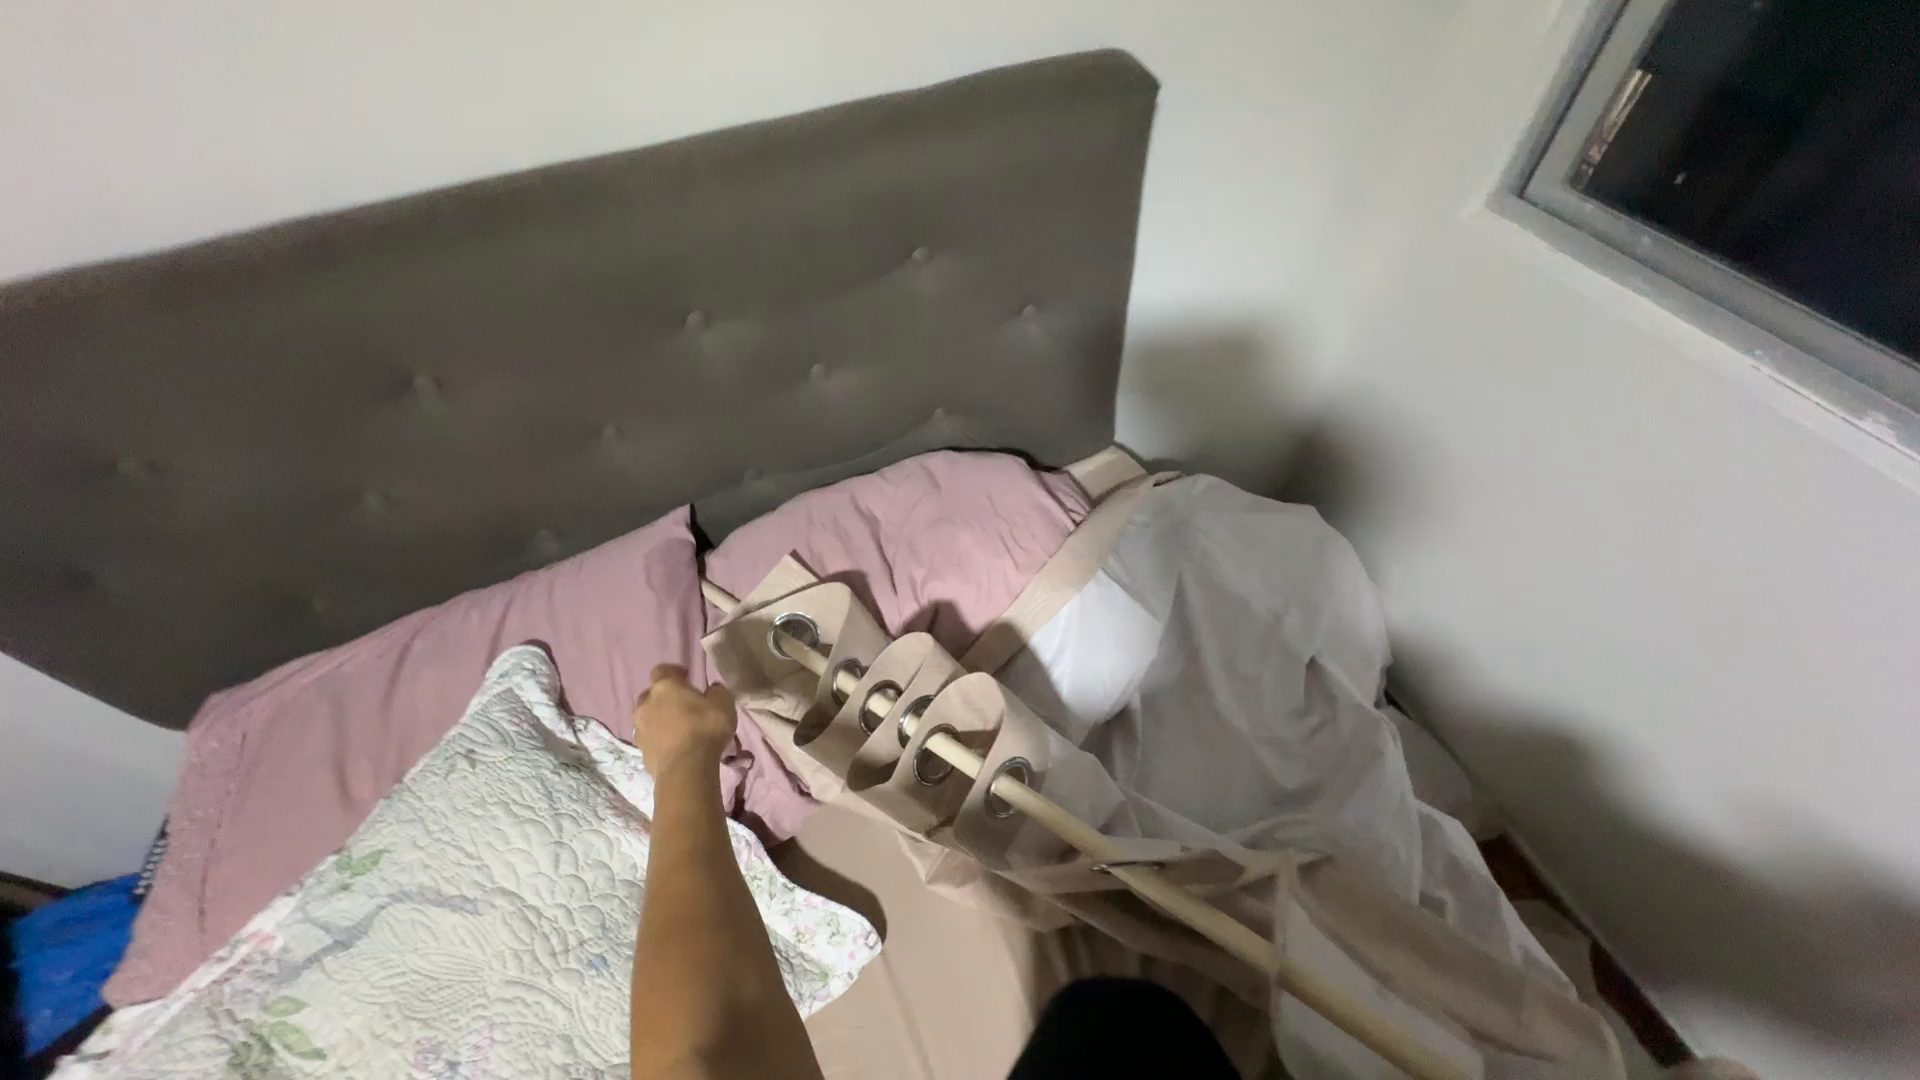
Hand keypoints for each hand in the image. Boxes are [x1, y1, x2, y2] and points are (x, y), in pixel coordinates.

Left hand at [632, 664, 736, 775]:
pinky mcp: (640, 751)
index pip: (662, 670)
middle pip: (651, 695)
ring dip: (659, 719)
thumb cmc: (704, 728)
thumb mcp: (723, 703)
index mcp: (664, 687)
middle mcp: (645, 704)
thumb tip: (712, 690)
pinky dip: (659, 738)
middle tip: (682, 704)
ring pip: (647, 717)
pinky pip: (650, 738)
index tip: (687, 676)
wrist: (685, 769)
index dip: (675, 671)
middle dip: (664, 697)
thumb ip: (716, 691)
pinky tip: (674, 745)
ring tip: (677, 727)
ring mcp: (640, 729)